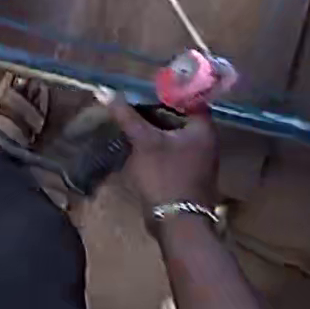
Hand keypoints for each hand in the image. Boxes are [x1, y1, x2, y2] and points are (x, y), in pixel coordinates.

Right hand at [100, 89, 218, 207]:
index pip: (187, 96)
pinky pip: (170, 146)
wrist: (177, 225)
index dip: (166, 88)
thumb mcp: (143, 142)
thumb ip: (126, 115)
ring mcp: (196, 157)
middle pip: (178, 113)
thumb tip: (105, 91)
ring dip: (153, 123)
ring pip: (172, 131)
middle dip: (155, 105)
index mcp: (202, 129)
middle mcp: (204, 140)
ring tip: (129, 114)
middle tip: (131, 97)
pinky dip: (155, 139)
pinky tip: (135, 137)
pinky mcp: (186, 170)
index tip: (144, 84)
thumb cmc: (165, 176)